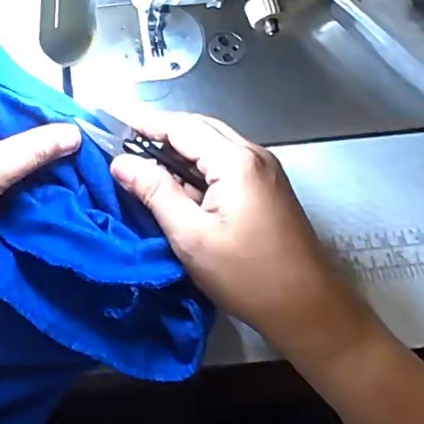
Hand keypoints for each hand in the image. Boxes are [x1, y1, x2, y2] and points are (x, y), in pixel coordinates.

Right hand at [110, 113, 382, 368]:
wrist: (307, 304)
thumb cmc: (247, 276)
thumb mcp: (192, 237)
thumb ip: (156, 194)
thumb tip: (122, 163)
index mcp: (236, 161)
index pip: (183, 127)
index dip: (147, 122)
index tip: (116, 118)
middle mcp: (253, 154)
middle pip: (201, 128)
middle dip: (163, 132)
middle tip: (126, 142)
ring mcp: (265, 167)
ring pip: (214, 142)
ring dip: (181, 148)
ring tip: (146, 161)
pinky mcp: (268, 183)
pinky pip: (227, 159)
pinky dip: (200, 163)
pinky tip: (181, 182)